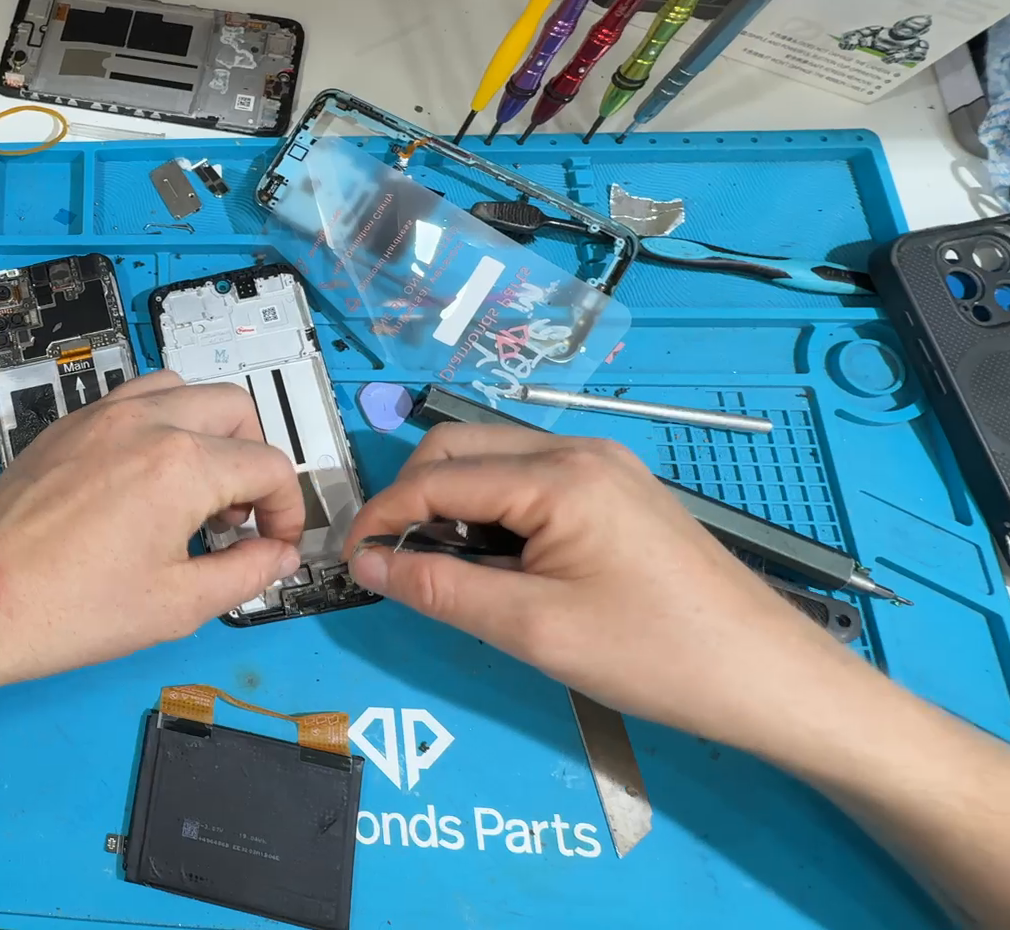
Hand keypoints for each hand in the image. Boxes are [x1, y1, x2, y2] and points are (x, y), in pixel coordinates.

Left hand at [0, 369, 304, 688]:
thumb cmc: (74, 611)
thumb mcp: (176, 605)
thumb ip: (245, 573)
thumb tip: (280, 554)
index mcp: (181, 464)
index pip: (268, 466)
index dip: (288, 508)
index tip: (275, 543)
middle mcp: (145, 421)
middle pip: (234, 409)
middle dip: (253, 459)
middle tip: (235, 516)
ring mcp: (100, 414)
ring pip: (181, 388)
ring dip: (206, 429)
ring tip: (191, 487)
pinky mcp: (67, 423)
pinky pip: (131, 397)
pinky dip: (158, 421)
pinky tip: (141, 475)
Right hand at [340, 424, 866, 751]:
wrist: (786, 687)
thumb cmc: (657, 657)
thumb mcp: (531, 630)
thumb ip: (436, 589)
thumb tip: (363, 565)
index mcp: (556, 477)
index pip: (435, 480)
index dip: (381, 517)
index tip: (351, 560)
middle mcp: (574, 450)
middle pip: (454, 449)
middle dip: (409, 497)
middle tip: (394, 557)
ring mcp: (599, 464)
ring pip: (486, 459)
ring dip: (447, 501)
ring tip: (444, 562)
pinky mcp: (612, 487)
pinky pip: (522, 478)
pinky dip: (487, 508)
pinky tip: (495, 555)